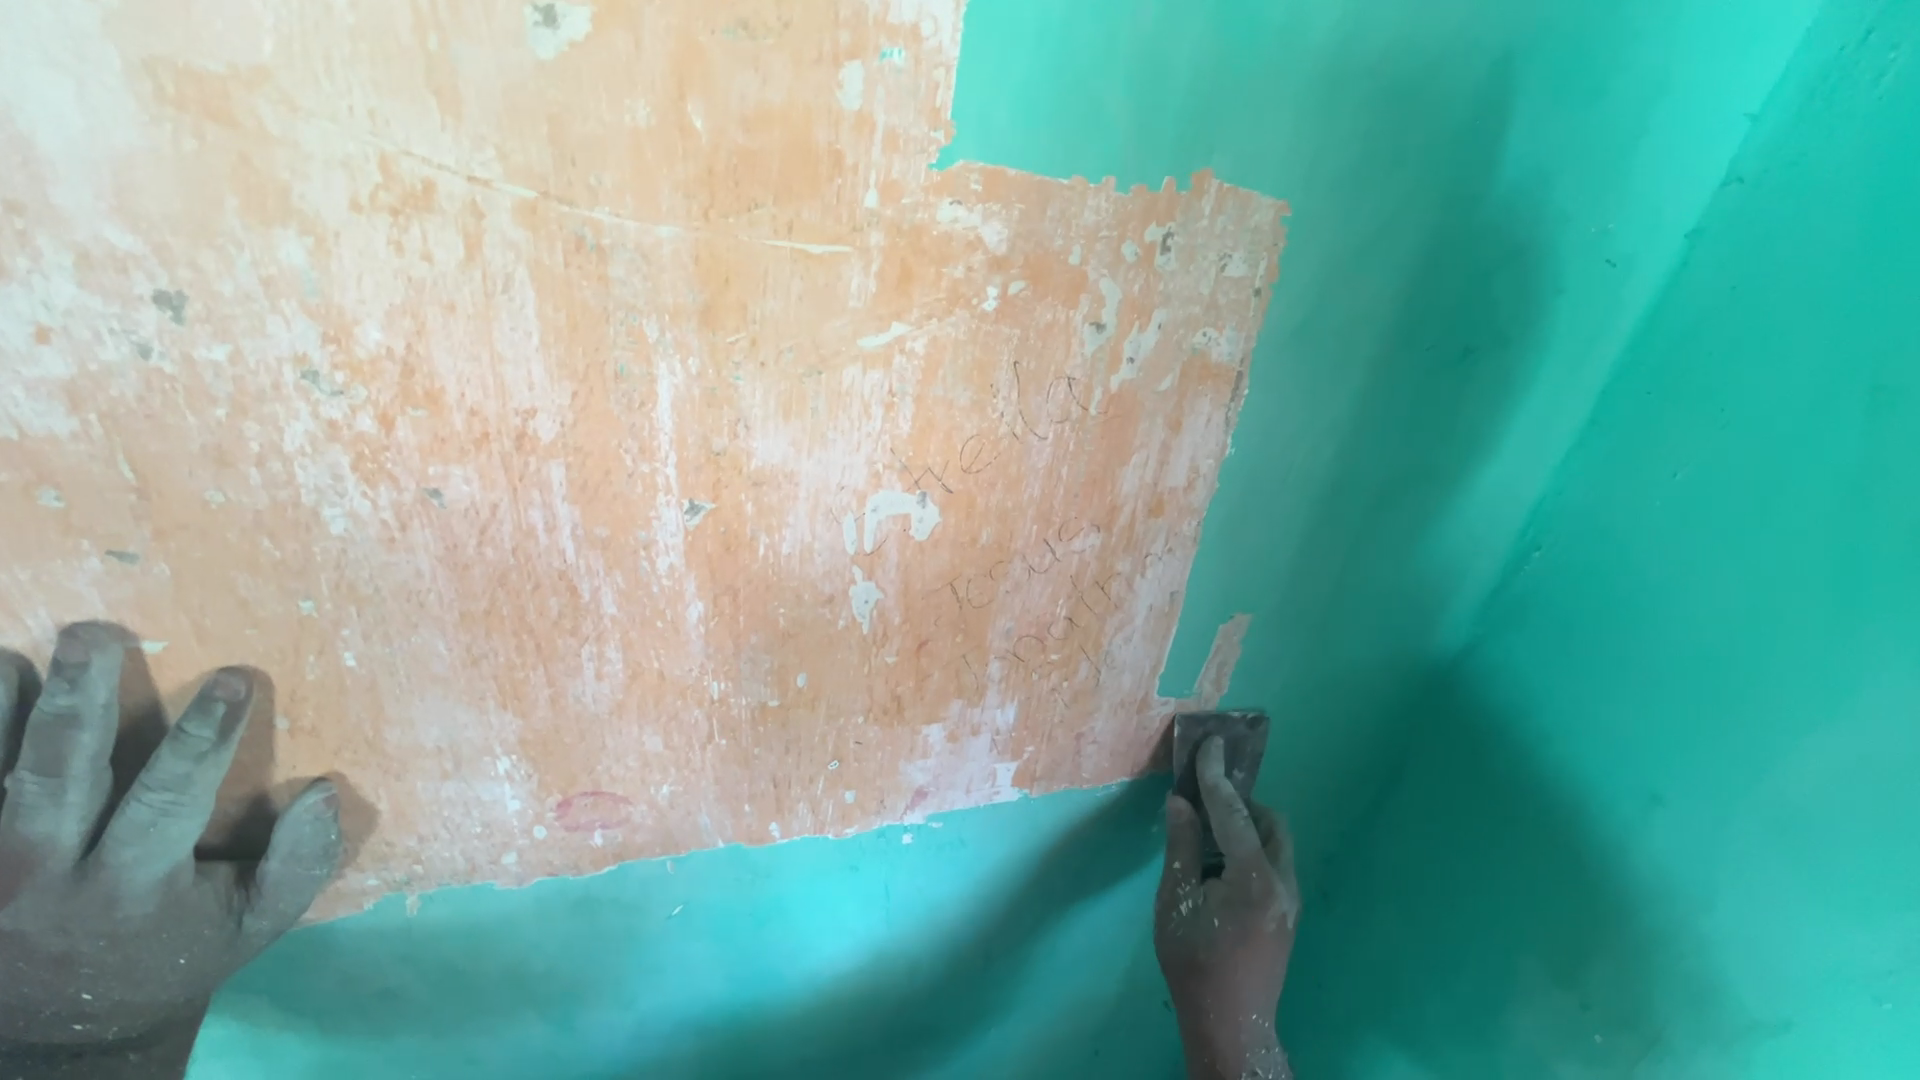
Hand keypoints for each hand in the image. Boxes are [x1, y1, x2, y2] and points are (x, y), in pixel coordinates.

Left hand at [0, 624, 342, 1074]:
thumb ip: (299, 861)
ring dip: (2, 713)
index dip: (204, 734)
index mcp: (132, 886)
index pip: (171, 794)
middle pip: (59, 774)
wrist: (62, 1033)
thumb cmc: (177, 958)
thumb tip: (321, 791)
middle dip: (81, 699)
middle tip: (97, 633)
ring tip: (17, 654)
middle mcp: (44, 876)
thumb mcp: (257, 923)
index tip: (232, 679)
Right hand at [1156, 737, 1299, 1079]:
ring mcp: (1291, 901)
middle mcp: (1283, 883)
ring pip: (1276, 843)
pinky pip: (1274, 864)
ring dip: (1246, 827)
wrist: (1230, 1024)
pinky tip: (1220, 867)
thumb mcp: (1175, 901)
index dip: (1217, 776)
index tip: (1210, 744)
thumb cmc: (1194, 962)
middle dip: (1239, 803)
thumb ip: (1181, 846)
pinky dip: (1250, 849)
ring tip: (1208, 836)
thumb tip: (1181, 802)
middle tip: (1204, 802)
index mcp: (1253, 877)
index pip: (1234, 812)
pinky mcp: (1288, 915)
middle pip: (1270, 823)